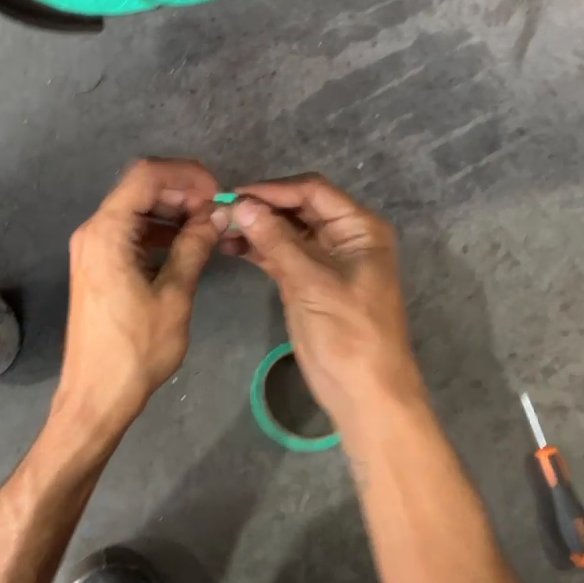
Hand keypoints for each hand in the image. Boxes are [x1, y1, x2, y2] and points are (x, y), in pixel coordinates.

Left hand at [57, 159, 221, 433]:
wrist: (95, 395)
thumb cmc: (136, 350)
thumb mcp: (174, 296)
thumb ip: (194, 247)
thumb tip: (217, 215)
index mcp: (107, 232)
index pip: (147, 175)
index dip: (187, 175)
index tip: (218, 196)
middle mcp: (92, 231)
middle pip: (139, 188)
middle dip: (181, 192)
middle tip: (216, 213)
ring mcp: (91, 249)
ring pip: (134, 210)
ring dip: (171, 211)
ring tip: (207, 229)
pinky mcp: (96, 266)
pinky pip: (128, 233)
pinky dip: (156, 231)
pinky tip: (184, 246)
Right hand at [211, 174, 424, 421]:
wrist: (364, 392)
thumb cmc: (349, 334)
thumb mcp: (312, 283)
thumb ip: (276, 241)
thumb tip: (242, 205)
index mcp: (360, 228)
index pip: (313, 192)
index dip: (273, 190)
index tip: (234, 195)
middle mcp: (344, 237)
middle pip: (298, 208)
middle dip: (261, 208)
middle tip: (219, 213)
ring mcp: (324, 260)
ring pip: (285, 231)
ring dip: (255, 228)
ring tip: (218, 230)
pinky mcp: (307, 282)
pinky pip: (280, 254)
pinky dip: (257, 250)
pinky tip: (229, 247)